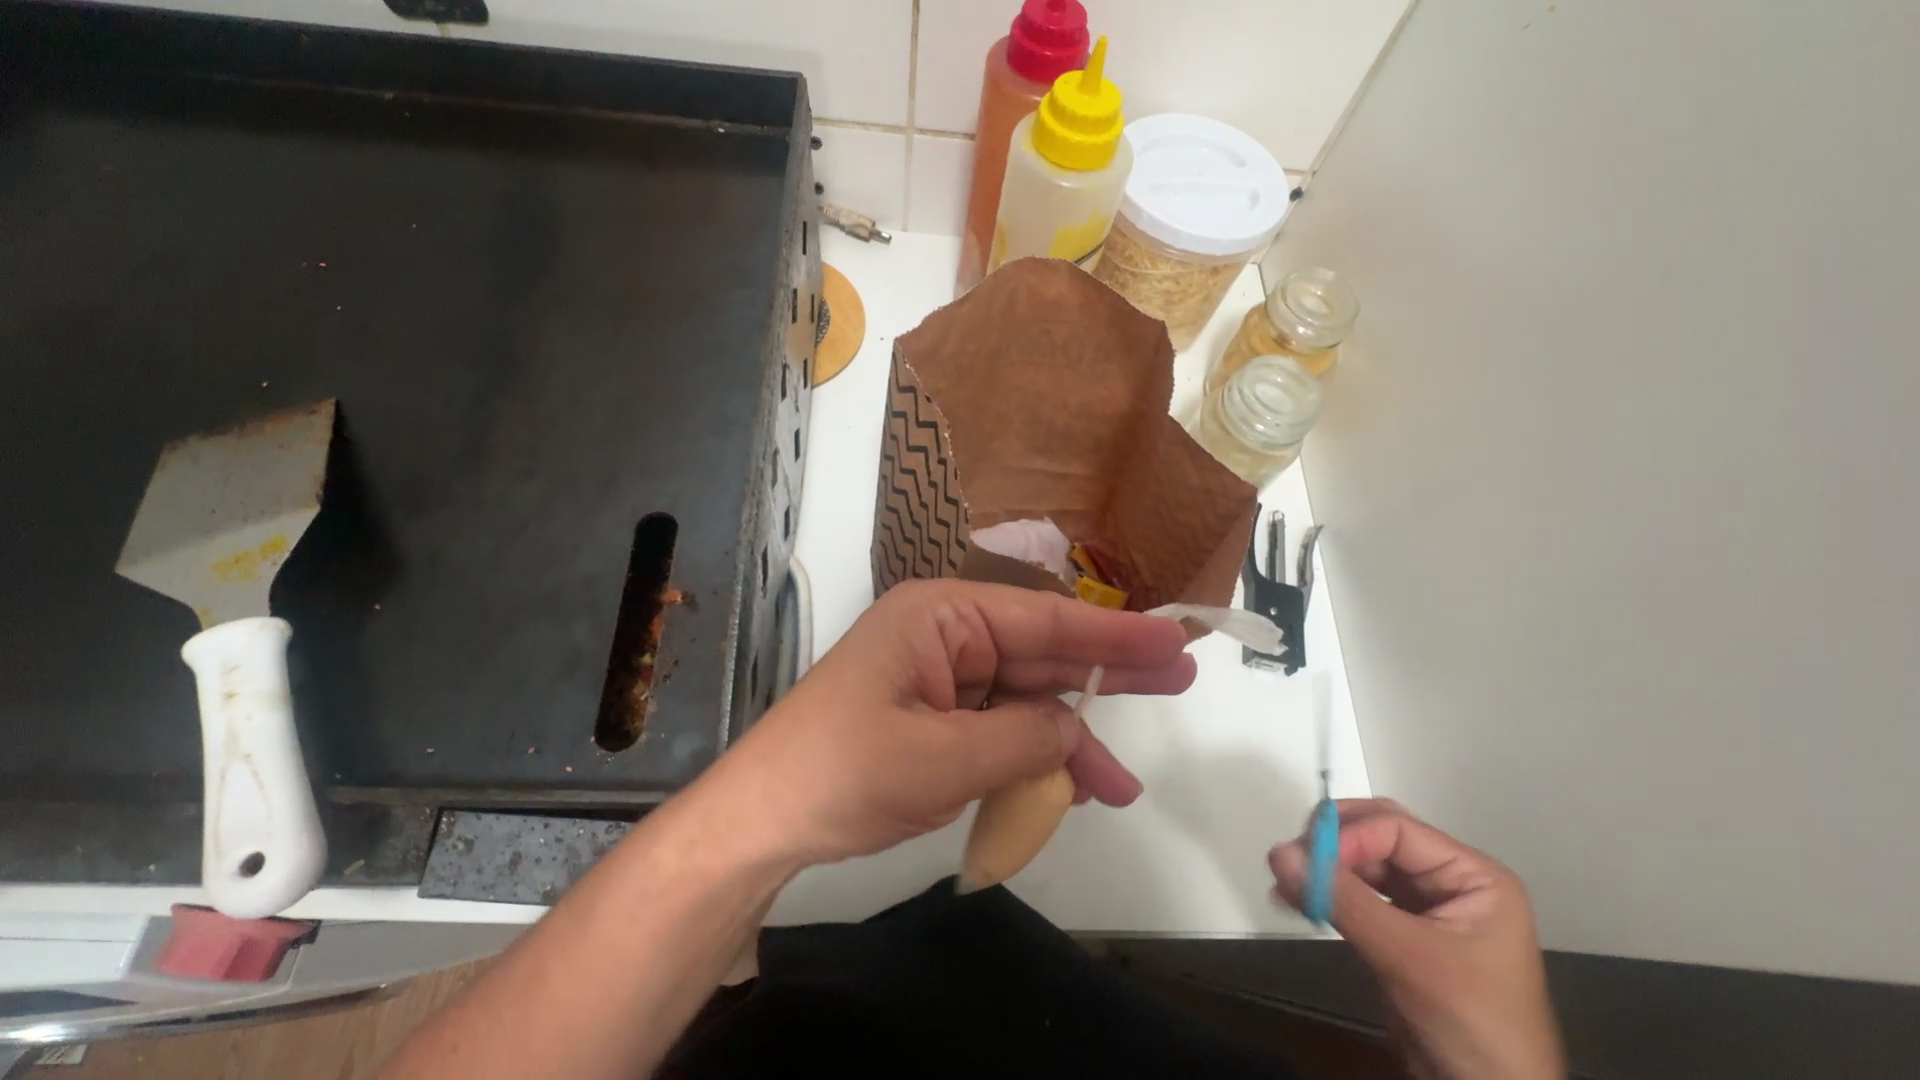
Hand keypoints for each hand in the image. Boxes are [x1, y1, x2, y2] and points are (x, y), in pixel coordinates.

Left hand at [694, 579, 1196, 866]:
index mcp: (941, 618)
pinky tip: (1070, 791)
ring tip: (1126, 781)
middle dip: (1107, 676)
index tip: (1173, 639)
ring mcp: (937, 683)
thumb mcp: (945, 757)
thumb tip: (1077, 727)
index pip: (1044, 620)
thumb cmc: (846, 772)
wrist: (764, 820)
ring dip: (1070, 741)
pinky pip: (998, 732)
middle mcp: (944, 639)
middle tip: (1180, 677)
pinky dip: (1031, 760)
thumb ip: (1026, 737)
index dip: (1113, 634)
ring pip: (1023, 702)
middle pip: (1040, 654)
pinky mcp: (931, 723)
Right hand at [1268, 799, 1564, 1079]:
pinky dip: (1327, 896)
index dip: (1346, 837)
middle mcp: (1449, 882)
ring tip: (1285, 883)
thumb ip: (1345, 902)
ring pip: (1363, 867)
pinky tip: (1296, 901)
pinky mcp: (1401, 935)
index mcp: (1472, 876)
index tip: (1301, 859)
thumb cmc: (1471, 1024)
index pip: (1395, 830)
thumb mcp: (1409, 958)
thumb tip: (1280, 854)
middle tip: (1289, 860)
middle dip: (1332, 845)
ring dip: (1325, 870)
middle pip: (1378, 838)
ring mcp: (1425, 909)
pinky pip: (1357, 898)